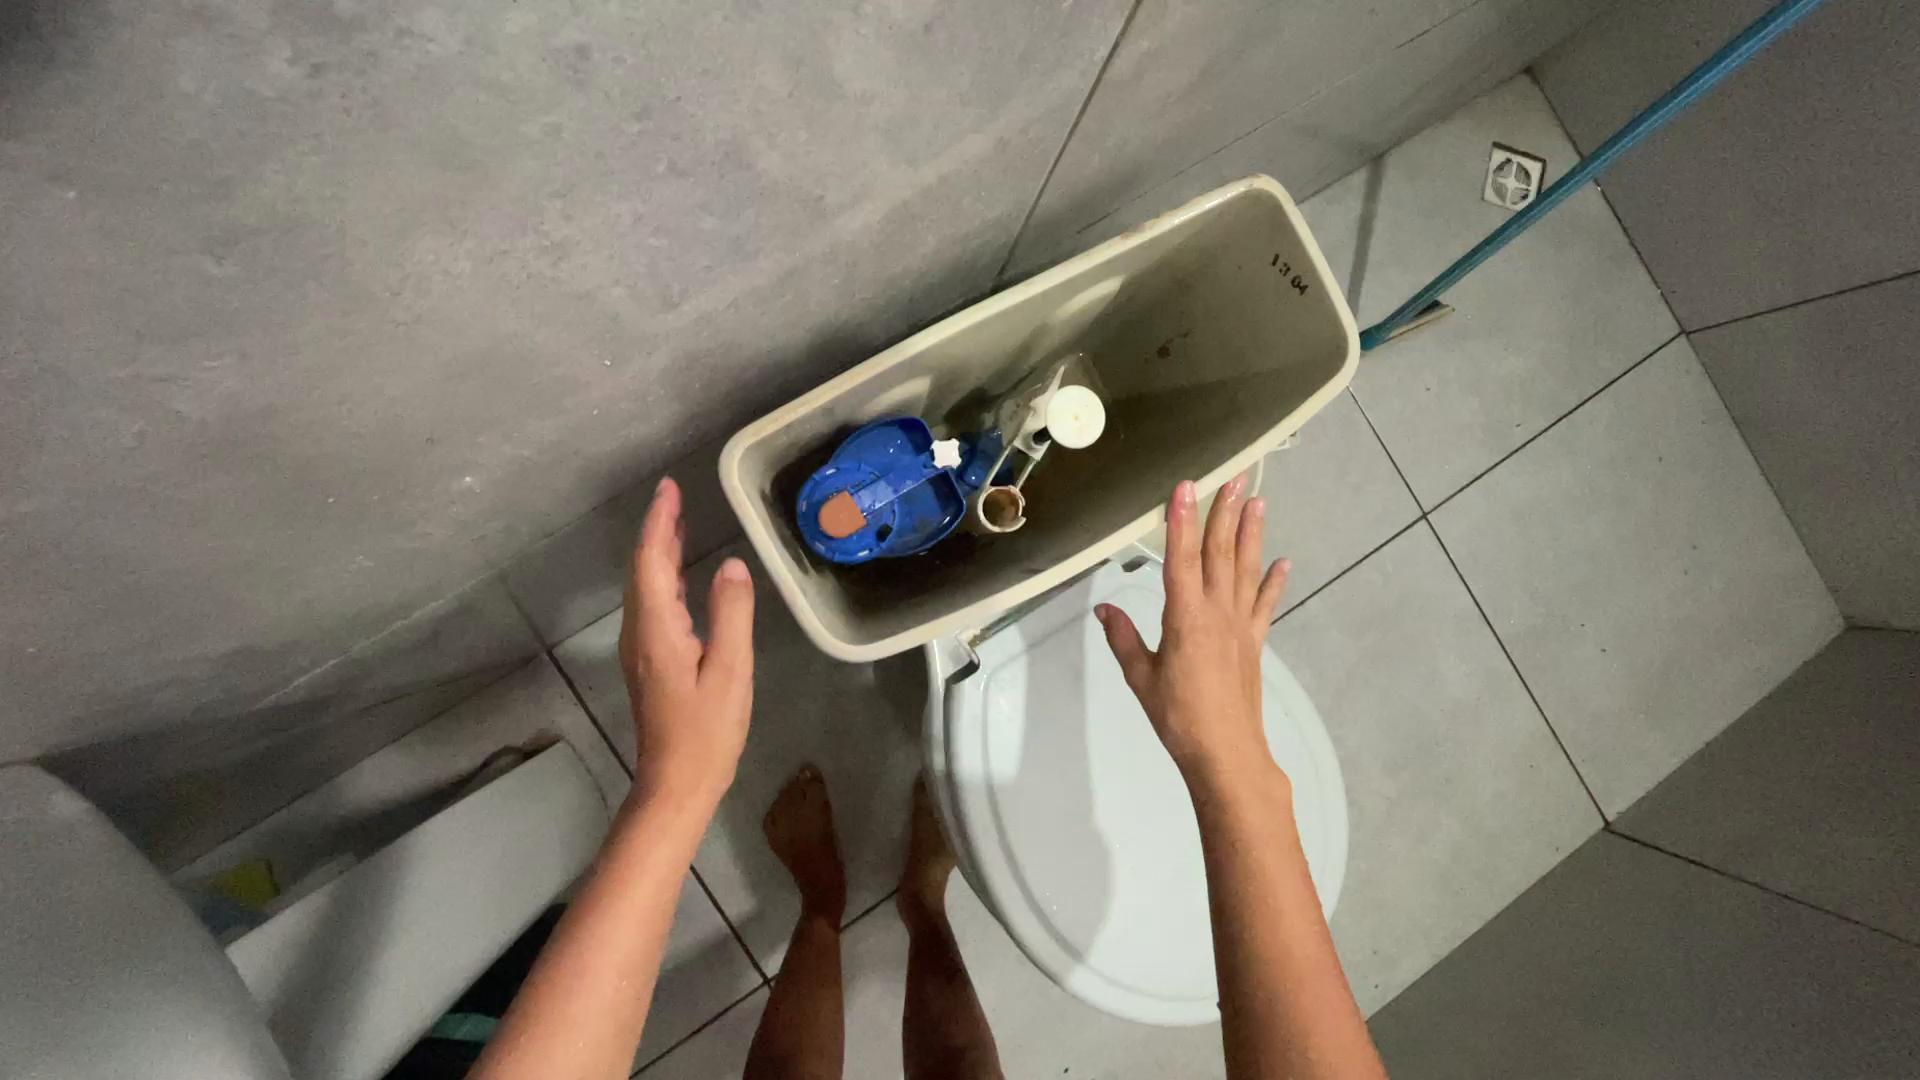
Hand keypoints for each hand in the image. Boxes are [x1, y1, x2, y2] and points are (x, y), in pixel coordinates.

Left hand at [619, 477, 754, 805]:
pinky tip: (680, 575)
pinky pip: (652, 604)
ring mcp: (642, 648)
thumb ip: (731, 615)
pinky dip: (664, 577)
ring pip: (645, 587)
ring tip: (679, 524)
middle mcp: (640, 632)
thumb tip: (732, 565)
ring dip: (659, 552)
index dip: (659, 523)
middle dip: (657, 530)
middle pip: (642, 570)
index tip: (669, 488)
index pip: (651, 562)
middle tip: (675, 496)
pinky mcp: (651, 661)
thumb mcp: (729, 670)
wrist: (677, 782)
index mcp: (656, 629)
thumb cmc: (707, 730)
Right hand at [1096, 476, 1289, 787]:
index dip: (1182, 520)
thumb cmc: (1177, 715)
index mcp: (1185, 616)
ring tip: (1257, 501)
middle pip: (1219, 554)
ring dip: (1250, 534)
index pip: (1180, 557)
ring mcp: (1240, 625)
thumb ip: (1123, 639)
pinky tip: (1283, 562)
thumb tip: (1104, 608)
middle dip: (1223, 513)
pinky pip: (1264, 604)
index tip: (1186, 486)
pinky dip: (1273, 582)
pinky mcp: (1254, 642)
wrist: (1226, 752)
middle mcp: (1217, 612)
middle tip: (1233, 477)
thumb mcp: (1140, 677)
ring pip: (1245, 570)